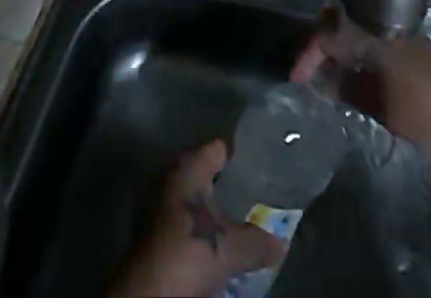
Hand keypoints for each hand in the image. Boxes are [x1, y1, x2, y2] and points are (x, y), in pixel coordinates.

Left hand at [108, 140, 286, 297]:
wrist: (150, 290)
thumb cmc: (192, 249)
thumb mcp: (233, 248)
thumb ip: (259, 241)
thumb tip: (280, 242)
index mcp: (188, 166)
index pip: (217, 147)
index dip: (239, 154)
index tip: (261, 162)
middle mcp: (170, 176)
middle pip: (204, 173)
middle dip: (227, 184)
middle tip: (256, 195)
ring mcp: (156, 203)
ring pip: (192, 199)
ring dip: (211, 209)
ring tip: (240, 221)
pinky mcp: (150, 230)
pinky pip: (182, 222)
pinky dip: (198, 228)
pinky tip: (215, 241)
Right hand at [289, 8, 430, 171]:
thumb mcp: (385, 110)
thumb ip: (351, 92)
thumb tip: (325, 84)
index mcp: (376, 35)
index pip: (328, 33)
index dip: (308, 54)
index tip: (296, 80)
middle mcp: (388, 29)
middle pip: (343, 22)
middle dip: (322, 42)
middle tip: (309, 67)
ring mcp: (405, 39)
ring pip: (360, 32)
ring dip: (340, 50)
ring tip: (327, 76)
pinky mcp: (417, 53)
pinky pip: (376, 43)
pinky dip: (359, 56)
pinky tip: (358, 80)